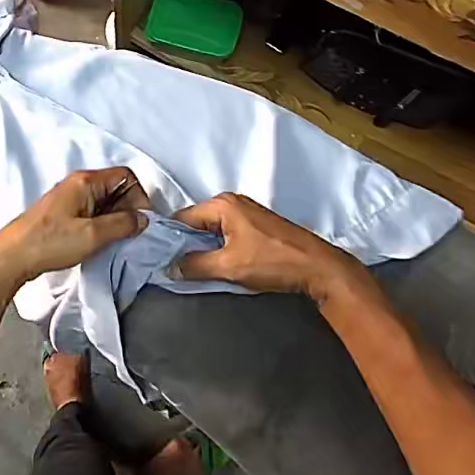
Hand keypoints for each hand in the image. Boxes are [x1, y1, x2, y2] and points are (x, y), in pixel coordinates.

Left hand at [0, 167, 149, 283]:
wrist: (10, 259)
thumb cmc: (47, 243)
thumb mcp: (93, 235)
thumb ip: (123, 224)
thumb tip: (142, 219)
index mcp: (85, 181)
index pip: (126, 176)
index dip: (140, 196)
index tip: (143, 219)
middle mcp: (77, 184)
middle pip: (117, 187)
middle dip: (129, 208)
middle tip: (132, 231)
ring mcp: (69, 198)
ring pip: (106, 201)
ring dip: (116, 218)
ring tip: (116, 239)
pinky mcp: (63, 213)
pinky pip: (93, 212)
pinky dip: (103, 223)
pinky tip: (101, 240)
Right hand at [173, 193, 376, 304]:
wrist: (316, 267)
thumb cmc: (274, 261)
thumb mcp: (229, 266)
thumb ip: (194, 265)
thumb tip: (170, 268)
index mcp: (223, 204)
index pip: (181, 219)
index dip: (169, 240)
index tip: (159, 260)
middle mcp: (232, 202)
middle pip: (195, 223)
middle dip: (186, 245)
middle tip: (174, 269)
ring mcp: (246, 213)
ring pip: (211, 231)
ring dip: (203, 250)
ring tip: (193, 271)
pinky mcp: (255, 227)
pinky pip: (226, 235)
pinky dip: (218, 249)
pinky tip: (216, 267)